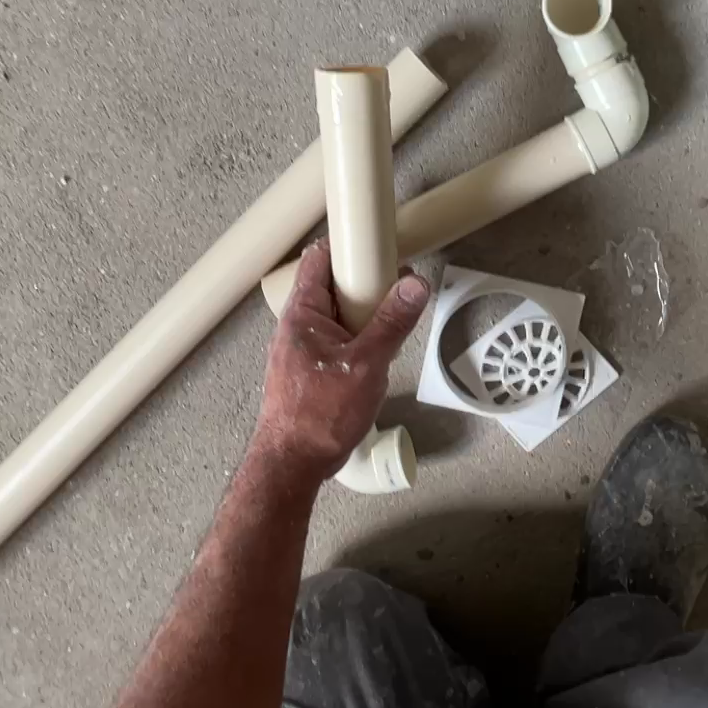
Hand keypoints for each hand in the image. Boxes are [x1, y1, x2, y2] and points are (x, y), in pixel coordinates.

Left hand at [252, 239, 430, 483]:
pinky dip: (359, 336)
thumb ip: (392, 323)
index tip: (377, 242)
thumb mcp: (367, 365)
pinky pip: (339, 338)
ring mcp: (302, 348)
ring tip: (393, 319)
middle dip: (366, 282)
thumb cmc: (318, 416)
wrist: (292, 466)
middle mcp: (297, 325)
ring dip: (365, 313)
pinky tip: (379, 352)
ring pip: (338, 314)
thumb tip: (415, 285)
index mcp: (302, 313)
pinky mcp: (311, 368)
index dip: (347, 245)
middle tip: (397, 283)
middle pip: (333, 285)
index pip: (319, 259)